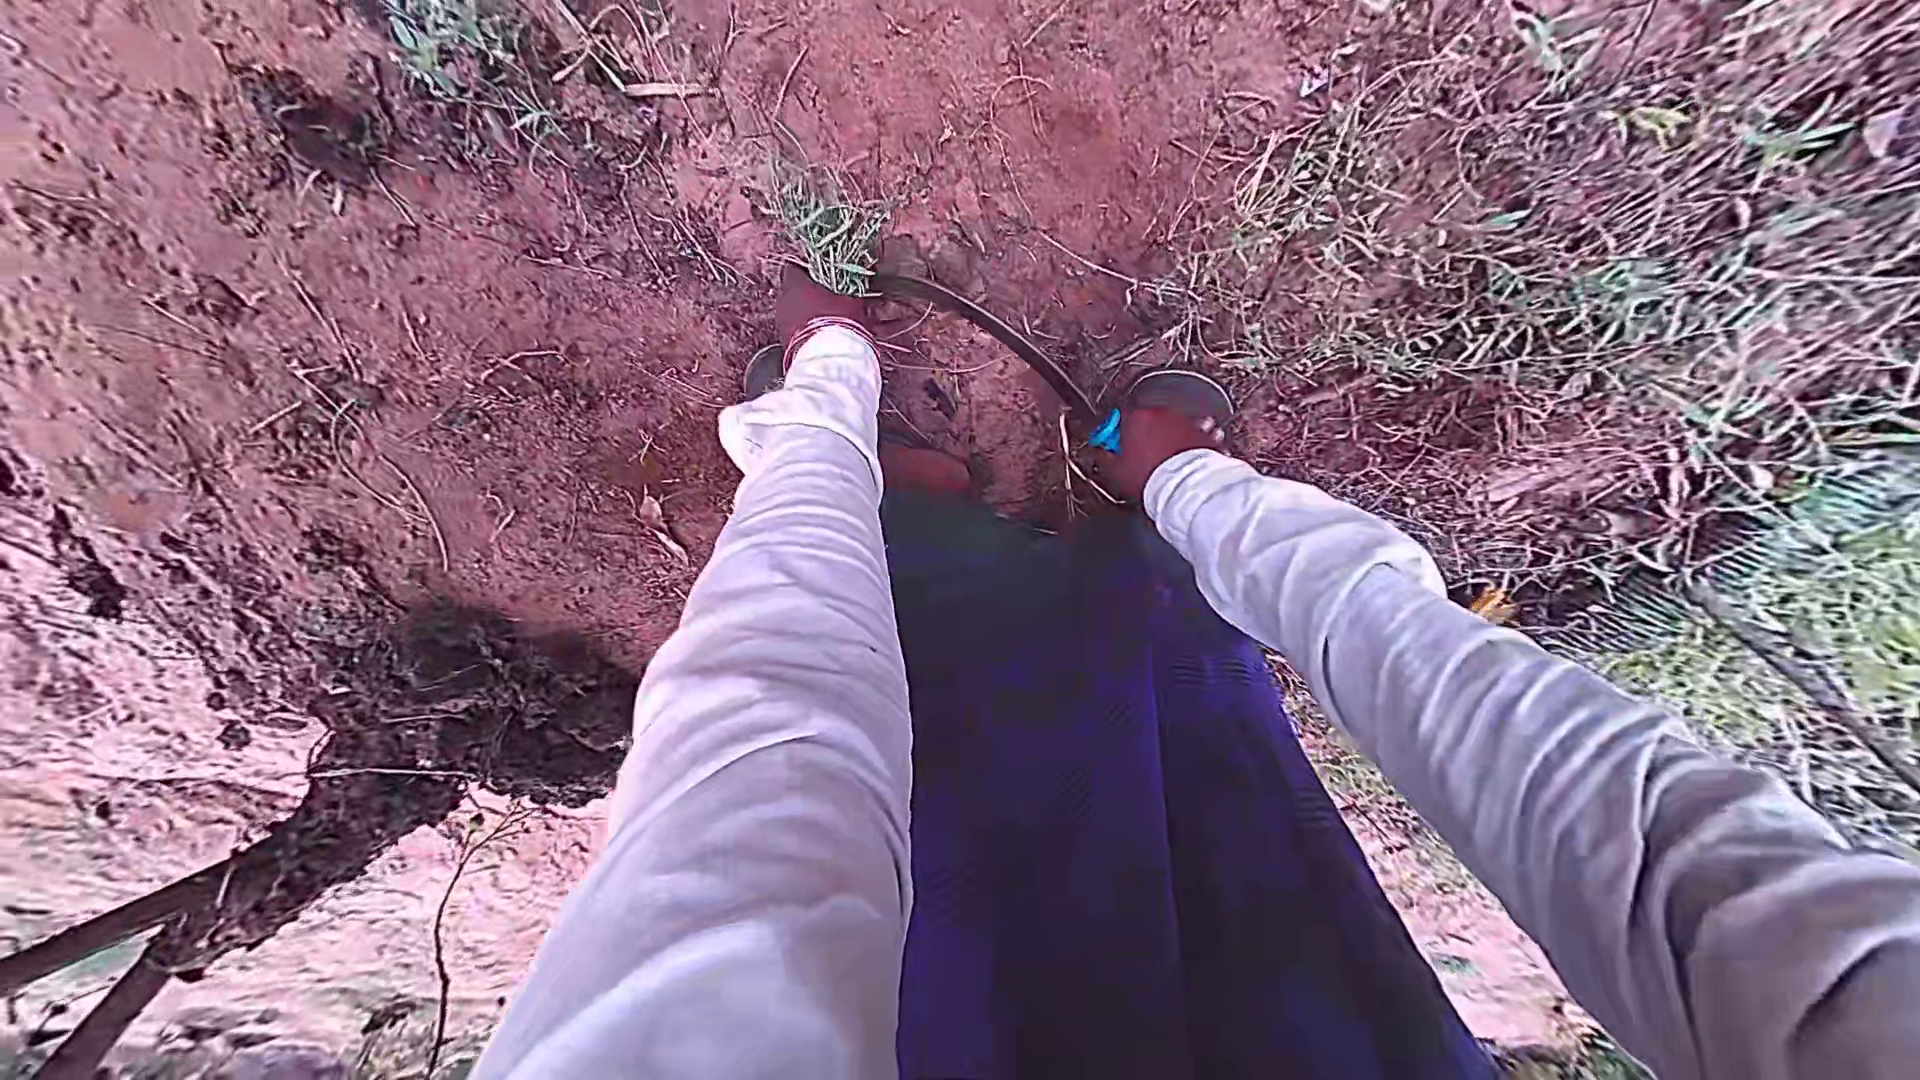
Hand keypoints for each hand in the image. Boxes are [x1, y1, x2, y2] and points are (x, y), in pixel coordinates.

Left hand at [775, 264, 869, 344]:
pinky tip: (817, 339)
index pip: (794, 270)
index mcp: (797, 285)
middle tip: (822, 301)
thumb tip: (852, 292)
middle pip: (791, 293)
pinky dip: (802, 333)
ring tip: (821, 324)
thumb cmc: (839, 325)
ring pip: (790, 313)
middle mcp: (784, 302)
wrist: (827, 359)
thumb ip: (848, 294)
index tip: (816, 276)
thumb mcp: (852, 304)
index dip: (806, 272)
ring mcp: (781, 324)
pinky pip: (792, 332)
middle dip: (804, 296)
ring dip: (803, 316)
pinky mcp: (783, 344)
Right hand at [1098, 407, 1227, 502]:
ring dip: (1163, 439)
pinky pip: (1189, 435)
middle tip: (1137, 457)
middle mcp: (1161, 414)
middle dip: (1141, 436)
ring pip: (1168, 427)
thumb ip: (1102, 456)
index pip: (1118, 419)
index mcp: (1136, 418)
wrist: (1186, 486)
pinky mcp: (1202, 432)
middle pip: (1145, 421)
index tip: (1114, 446)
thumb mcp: (1115, 470)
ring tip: (1160, 461)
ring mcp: (1183, 421)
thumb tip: (1098, 451)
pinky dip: (1184, 443)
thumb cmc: (1150, 476)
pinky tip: (1180, 458)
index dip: (1115, 435)